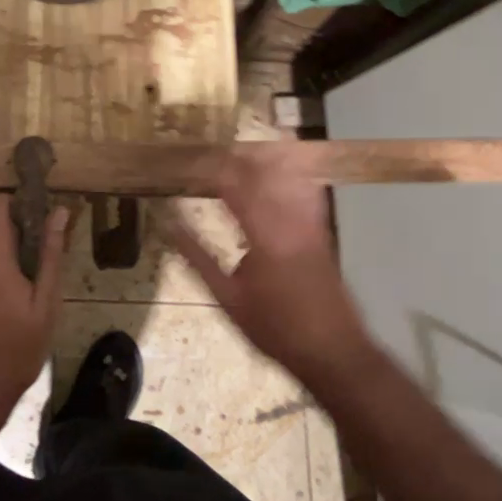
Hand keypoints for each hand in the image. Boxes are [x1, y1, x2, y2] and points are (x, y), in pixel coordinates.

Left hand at [0, 196, 69, 417]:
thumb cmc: (15, 348)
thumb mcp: (45, 304)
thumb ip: (51, 254)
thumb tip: (59, 212)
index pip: (0, 205)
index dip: (23, 204)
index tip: (44, 218)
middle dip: (12, 219)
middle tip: (40, 242)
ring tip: (27, 262)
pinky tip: (6, 279)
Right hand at [167, 149, 371, 378]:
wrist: (333, 352)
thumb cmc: (274, 329)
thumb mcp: (227, 298)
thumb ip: (198, 257)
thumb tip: (168, 224)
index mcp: (262, 234)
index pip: (231, 184)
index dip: (209, 166)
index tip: (188, 159)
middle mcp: (290, 219)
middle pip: (262, 169)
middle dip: (236, 154)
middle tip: (210, 148)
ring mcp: (311, 222)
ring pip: (289, 173)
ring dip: (264, 156)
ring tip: (240, 149)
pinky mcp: (323, 230)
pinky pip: (308, 188)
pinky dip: (293, 171)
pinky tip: (282, 164)